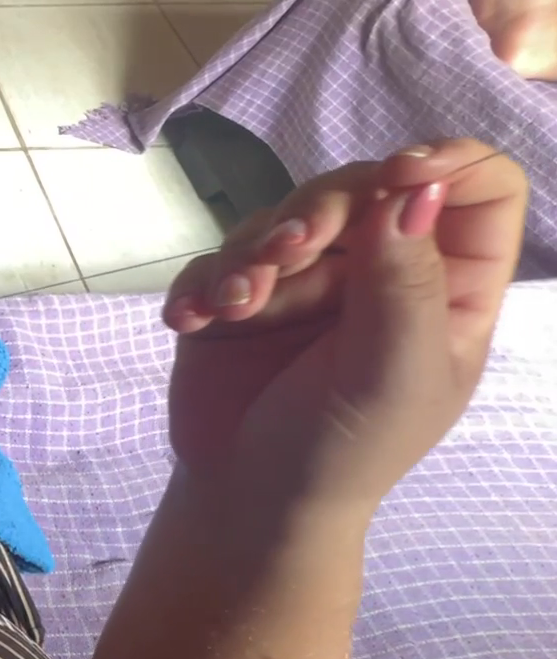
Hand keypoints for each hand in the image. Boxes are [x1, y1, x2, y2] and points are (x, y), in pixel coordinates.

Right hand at [162, 139, 525, 516]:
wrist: (247, 493)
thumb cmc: (343, 444)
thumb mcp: (394, 370)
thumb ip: (404, 283)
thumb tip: (406, 189)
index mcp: (444, 284)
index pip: (468, 190)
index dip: (441, 165)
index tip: (395, 175)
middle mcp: (369, 273)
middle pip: (353, 192)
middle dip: (313, 214)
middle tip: (284, 253)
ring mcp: (292, 288)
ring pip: (268, 226)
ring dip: (244, 260)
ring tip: (232, 307)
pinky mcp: (225, 307)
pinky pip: (207, 268)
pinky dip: (195, 289)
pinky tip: (189, 322)